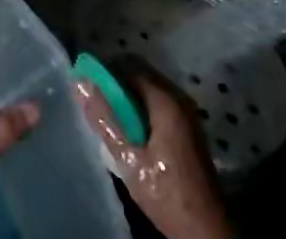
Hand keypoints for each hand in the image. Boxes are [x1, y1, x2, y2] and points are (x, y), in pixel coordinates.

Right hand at [75, 64, 234, 238]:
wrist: (206, 232)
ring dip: (125, 99)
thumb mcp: (128, 158)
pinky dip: (138, 110)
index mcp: (166, 101)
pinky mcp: (186, 130)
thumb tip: (79, 82)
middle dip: (114, 85)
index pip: (129, 65)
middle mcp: (179, 99)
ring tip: (106, 119)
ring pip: (147, 91)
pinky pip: (156, 105)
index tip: (84, 85)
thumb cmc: (165, 193)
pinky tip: (127, 133)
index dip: (104, 71)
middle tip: (93, 103)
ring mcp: (186, 115)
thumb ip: (104, 118)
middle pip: (139, 75)